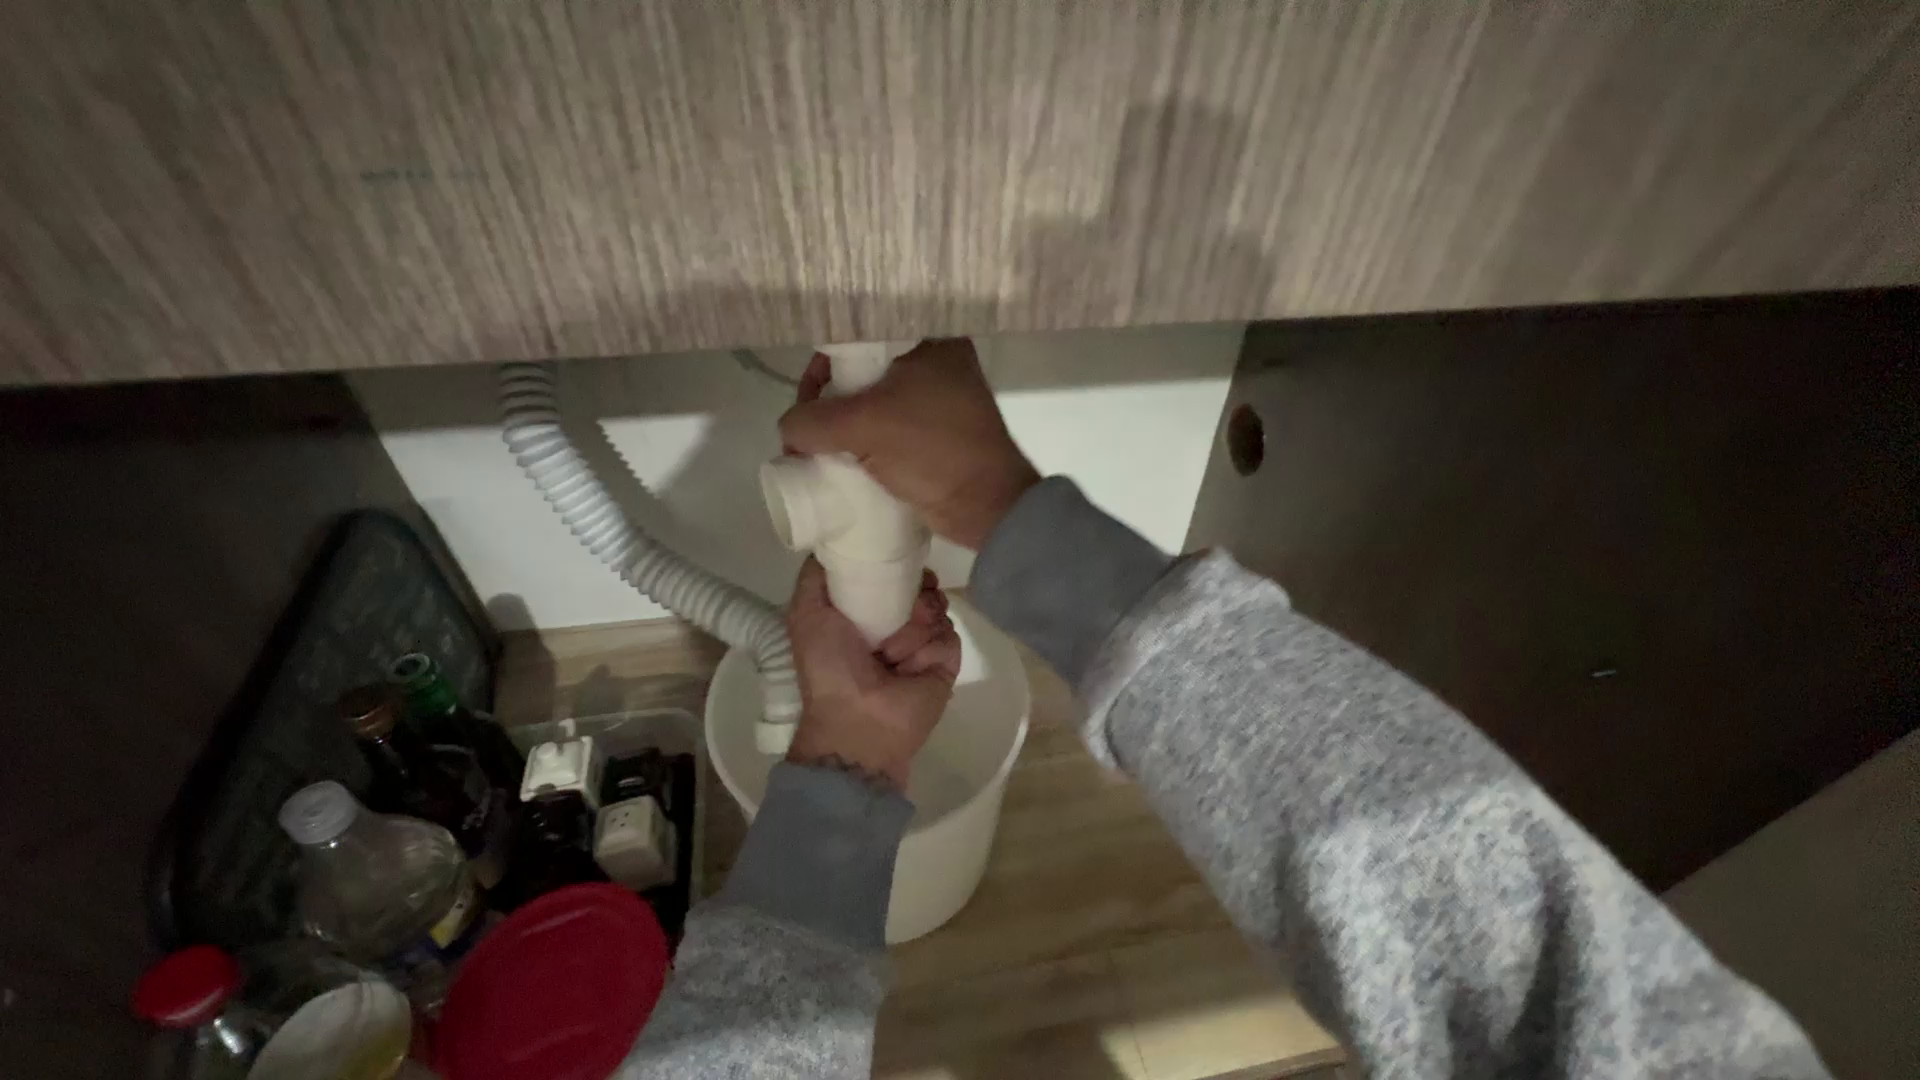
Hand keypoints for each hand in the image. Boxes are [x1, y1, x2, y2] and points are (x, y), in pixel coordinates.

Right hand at [780, 339, 1040, 549]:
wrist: (987, 508)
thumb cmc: (933, 451)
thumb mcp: (865, 426)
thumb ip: (814, 420)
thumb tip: (788, 429)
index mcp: (930, 340)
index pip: (860, 335)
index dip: (824, 363)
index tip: (806, 398)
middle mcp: (936, 362)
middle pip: (861, 371)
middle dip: (828, 402)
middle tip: (806, 431)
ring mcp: (937, 400)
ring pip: (871, 403)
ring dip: (841, 426)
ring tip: (816, 451)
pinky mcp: (934, 434)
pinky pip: (885, 428)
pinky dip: (861, 442)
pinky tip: (840, 460)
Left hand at [785, 557, 960, 790]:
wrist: (857, 721)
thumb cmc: (828, 668)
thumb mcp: (806, 614)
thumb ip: (817, 575)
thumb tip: (833, 540)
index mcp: (867, 612)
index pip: (894, 573)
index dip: (897, 564)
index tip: (896, 560)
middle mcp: (900, 623)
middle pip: (922, 584)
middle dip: (913, 590)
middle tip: (898, 609)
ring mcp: (926, 641)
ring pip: (936, 606)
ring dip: (913, 627)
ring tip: (891, 654)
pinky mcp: (947, 660)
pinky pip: (947, 635)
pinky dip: (926, 649)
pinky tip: (909, 668)